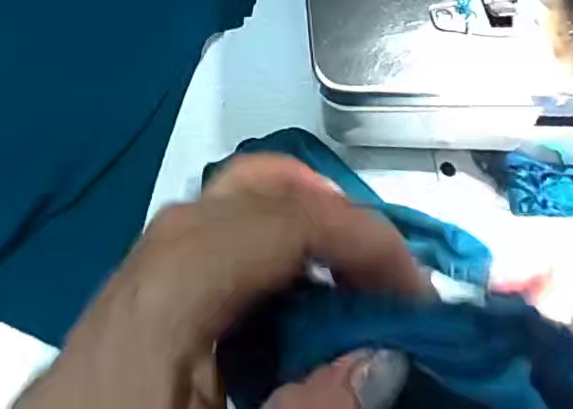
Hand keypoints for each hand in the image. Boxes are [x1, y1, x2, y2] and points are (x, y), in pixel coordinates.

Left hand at [14, 154, 427, 408]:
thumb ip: (306, 408)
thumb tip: (382, 357)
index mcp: (180, 279)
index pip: (289, 222)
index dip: (364, 242)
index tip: (418, 294)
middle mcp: (167, 239)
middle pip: (267, 186)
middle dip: (340, 216)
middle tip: (392, 278)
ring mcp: (156, 244)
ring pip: (245, 192)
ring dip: (309, 216)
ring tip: (358, 277)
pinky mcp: (154, 264)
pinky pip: (227, 221)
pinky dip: (277, 233)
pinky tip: (300, 287)